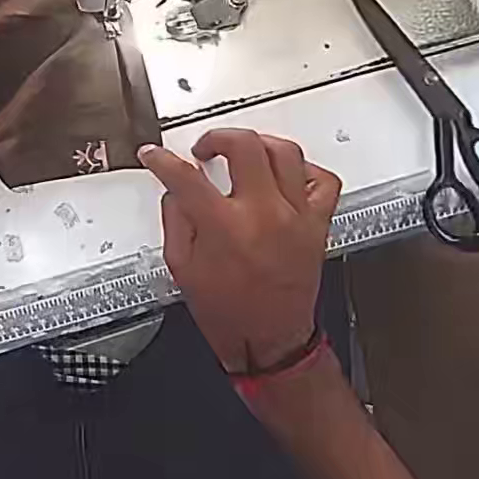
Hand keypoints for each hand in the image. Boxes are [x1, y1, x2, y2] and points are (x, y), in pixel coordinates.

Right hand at [139, 130, 341, 373]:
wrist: (267, 340)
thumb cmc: (227, 311)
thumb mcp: (181, 265)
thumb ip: (176, 219)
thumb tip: (176, 189)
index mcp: (224, 228)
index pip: (185, 176)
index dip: (162, 160)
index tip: (155, 155)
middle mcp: (263, 216)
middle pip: (244, 145)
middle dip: (216, 137)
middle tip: (205, 149)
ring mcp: (295, 218)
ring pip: (285, 152)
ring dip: (257, 144)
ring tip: (243, 152)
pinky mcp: (317, 225)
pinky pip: (323, 180)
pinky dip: (304, 169)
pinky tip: (285, 173)